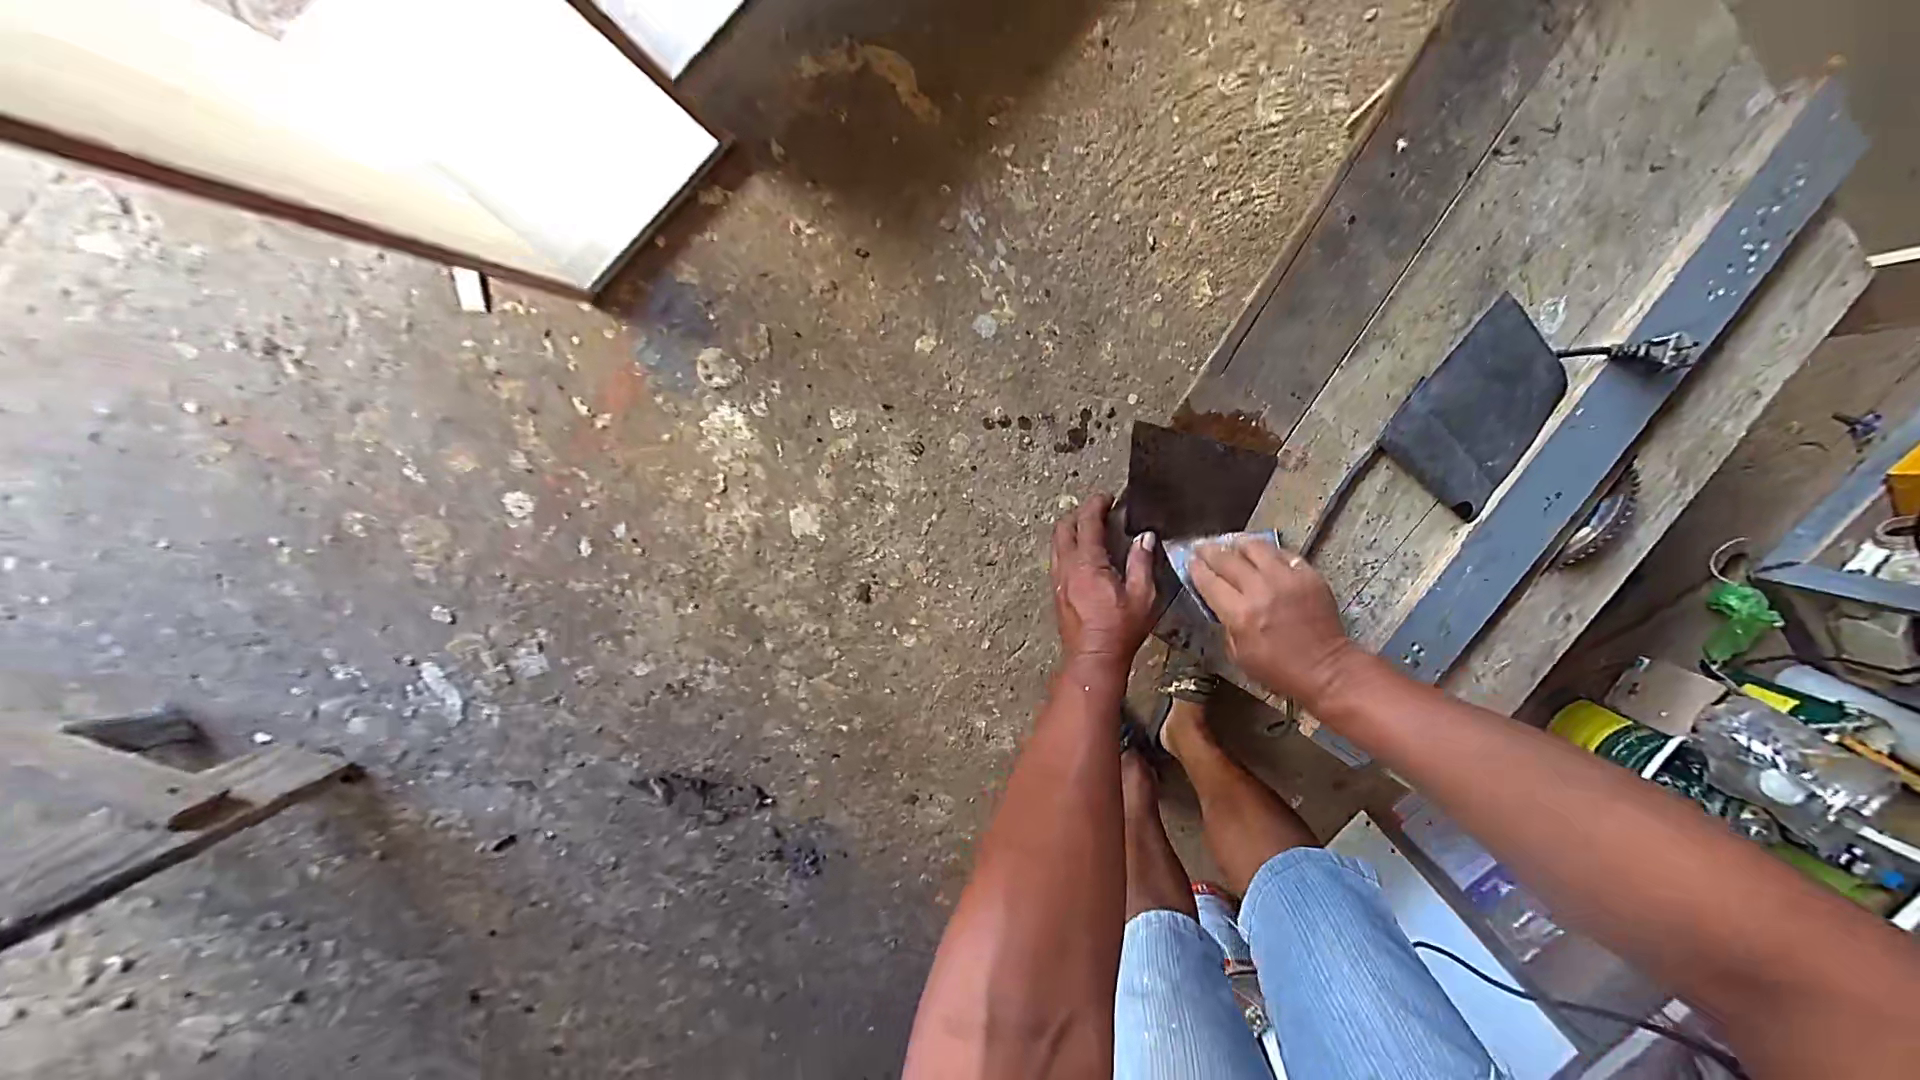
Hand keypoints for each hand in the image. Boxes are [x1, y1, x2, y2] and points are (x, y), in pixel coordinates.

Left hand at [1050, 494, 1156, 667]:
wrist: (1093, 657)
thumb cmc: (1119, 630)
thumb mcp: (1142, 596)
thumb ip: (1142, 562)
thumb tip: (1145, 537)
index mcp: (1087, 564)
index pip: (1087, 523)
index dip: (1096, 505)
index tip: (1106, 498)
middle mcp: (1067, 567)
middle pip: (1063, 528)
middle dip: (1078, 513)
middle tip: (1097, 510)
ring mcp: (1058, 580)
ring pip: (1056, 543)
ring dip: (1070, 529)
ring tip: (1088, 528)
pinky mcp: (1057, 592)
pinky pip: (1056, 559)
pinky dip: (1067, 546)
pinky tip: (1081, 554)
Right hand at [1189, 537, 1356, 702]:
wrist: (1326, 670)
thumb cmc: (1279, 669)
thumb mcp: (1238, 654)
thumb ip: (1225, 623)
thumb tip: (1218, 600)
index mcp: (1240, 614)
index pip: (1209, 581)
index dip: (1196, 569)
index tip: (1190, 562)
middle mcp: (1261, 591)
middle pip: (1227, 559)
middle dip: (1210, 551)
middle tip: (1202, 547)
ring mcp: (1287, 580)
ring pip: (1256, 547)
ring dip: (1238, 544)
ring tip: (1232, 544)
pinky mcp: (1309, 576)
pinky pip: (1284, 554)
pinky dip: (1269, 553)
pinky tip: (1263, 556)